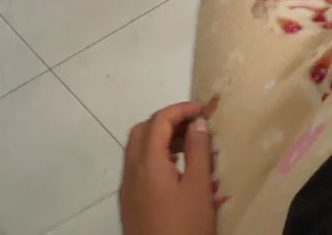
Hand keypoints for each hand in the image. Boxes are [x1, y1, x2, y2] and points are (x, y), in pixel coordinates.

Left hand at [120, 102, 215, 234]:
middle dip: (167, 121)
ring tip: (188, 147)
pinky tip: (175, 171)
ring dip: (159, 139)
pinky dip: (154, 157)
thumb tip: (197, 122)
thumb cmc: (184, 227)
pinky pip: (137, 168)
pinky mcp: (129, 205)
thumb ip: (198, 149)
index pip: (159, 121)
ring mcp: (127, 190)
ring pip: (137, 149)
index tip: (203, 111)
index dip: (181, 109)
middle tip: (192, 126)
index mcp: (147, 164)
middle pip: (142, 131)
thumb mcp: (198, 187)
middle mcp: (131, 173)